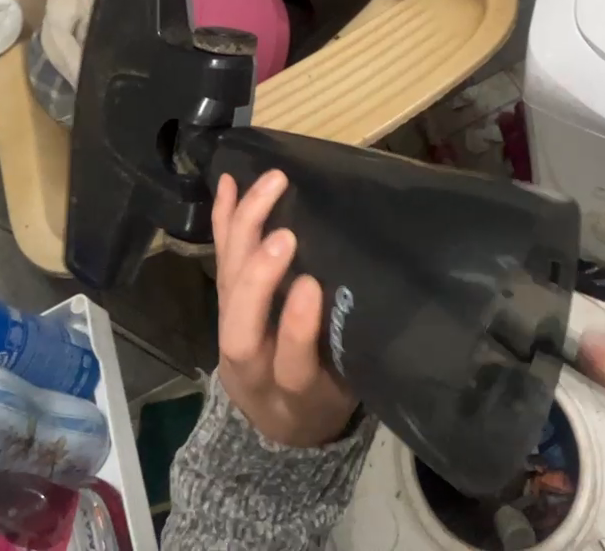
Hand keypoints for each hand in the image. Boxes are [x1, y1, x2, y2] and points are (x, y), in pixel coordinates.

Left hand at [210, 170, 357, 447]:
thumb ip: (355, 349)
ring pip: (225, 289)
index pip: (290, 366)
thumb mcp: (349, 388)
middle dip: (258, 279)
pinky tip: (229, 182)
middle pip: (241, 329)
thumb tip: (385, 292)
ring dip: (242, 234)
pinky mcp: (221, 308)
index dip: (296, 328)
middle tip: (284, 234)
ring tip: (265, 188)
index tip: (313, 285)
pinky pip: (219, 262)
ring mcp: (229, 336)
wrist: (280, 422)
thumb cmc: (328, 397)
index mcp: (295, 395)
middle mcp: (252, 369)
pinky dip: (223, 221)